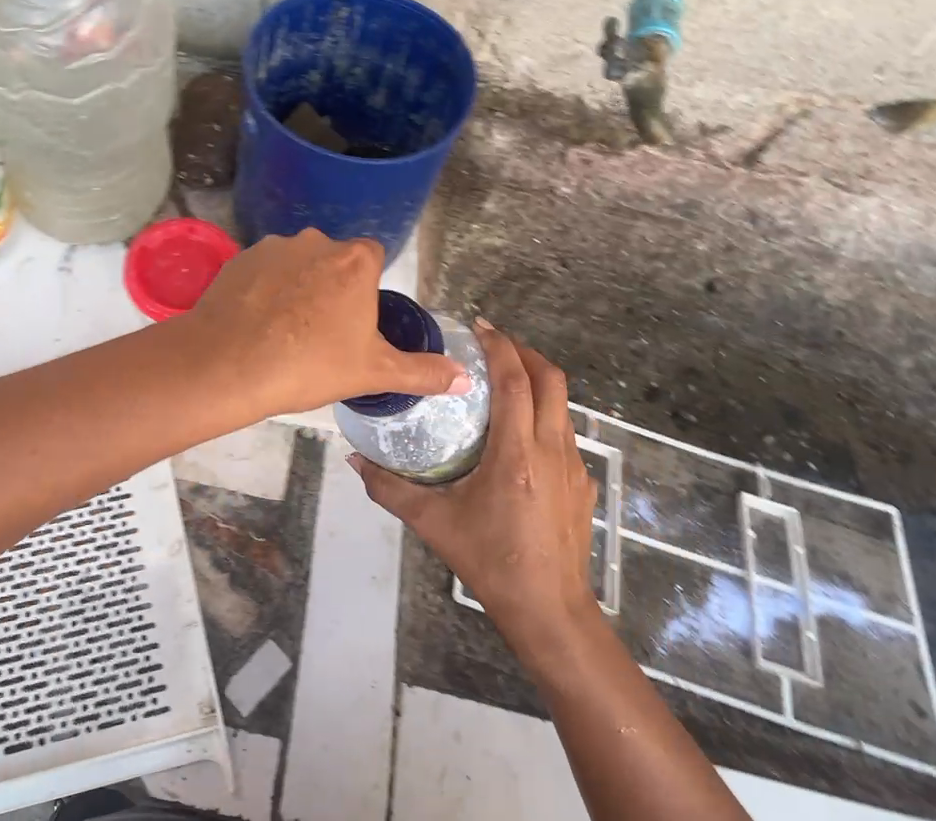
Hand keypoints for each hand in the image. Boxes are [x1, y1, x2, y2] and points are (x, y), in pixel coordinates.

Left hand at [185, 229, 466, 416]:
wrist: (229, 365)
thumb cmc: (309, 366)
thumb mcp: (373, 373)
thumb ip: (423, 372)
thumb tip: (466, 380)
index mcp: (354, 261)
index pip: (372, 257)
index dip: (366, 287)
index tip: (355, 320)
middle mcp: (314, 242)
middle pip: (332, 259)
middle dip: (330, 286)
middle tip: (319, 332)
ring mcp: (272, 248)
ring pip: (294, 264)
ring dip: (294, 286)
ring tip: (283, 331)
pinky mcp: (237, 260)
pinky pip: (260, 272)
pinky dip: (261, 290)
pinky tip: (255, 323)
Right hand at [348, 321, 598, 668]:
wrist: (548, 608)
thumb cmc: (488, 561)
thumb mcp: (432, 523)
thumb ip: (389, 488)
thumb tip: (353, 460)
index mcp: (516, 453)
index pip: (515, 381)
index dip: (500, 347)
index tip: (479, 327)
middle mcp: (552, 450)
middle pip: (551, 379)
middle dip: (525, 352)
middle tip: (492, 345)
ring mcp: (574, 467)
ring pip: (562, 405)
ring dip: (537, 381)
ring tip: (503, 381)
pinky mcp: (582, 485)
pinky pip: (564, 435)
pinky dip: (543, 416)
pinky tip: (516, 437)